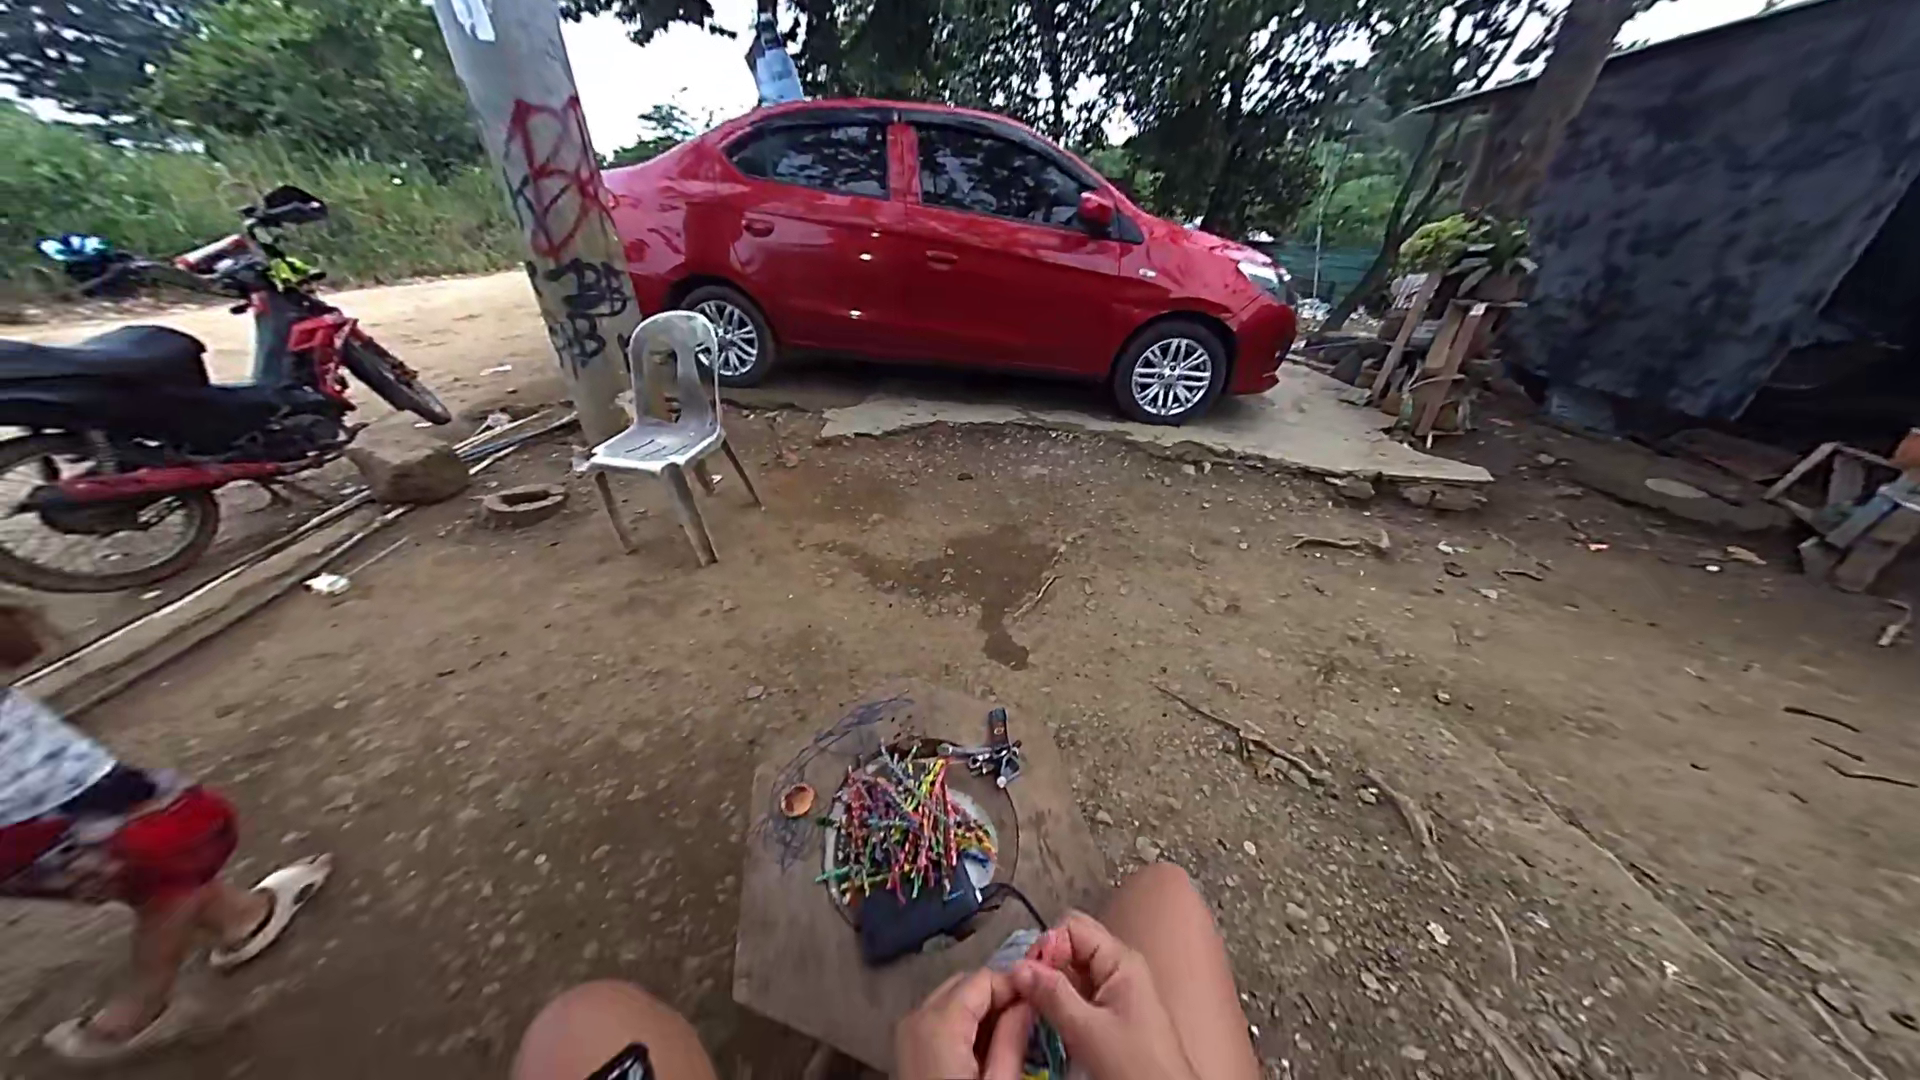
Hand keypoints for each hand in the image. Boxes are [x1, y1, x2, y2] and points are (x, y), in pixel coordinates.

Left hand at [895, 967, 1033, 1079]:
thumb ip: (1012, 1038)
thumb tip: (1027, 1001)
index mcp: (939, 1021)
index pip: (983, 979)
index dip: (1012, 985)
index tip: (1038, 1001)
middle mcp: (917, 1014)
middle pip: (965, 984)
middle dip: (996, 996)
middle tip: (1027, 1020)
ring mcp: (907, 1031)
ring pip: (951, 998)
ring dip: (980, 1009)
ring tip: (1008, 1035)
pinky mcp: (906, 1048)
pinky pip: (938, 1017)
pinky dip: (962, 1023)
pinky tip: (982, 1048)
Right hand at [1010, 913, 1198, 1079]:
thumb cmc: (1135, 1069)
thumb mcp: (1088, 1032)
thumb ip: (1052, 995)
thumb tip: (1018, 966)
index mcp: (1120, 959)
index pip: (1072, 926)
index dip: (1047, 945)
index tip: (1027, 976)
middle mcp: (1118, 965)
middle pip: (1071, 944)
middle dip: (1046, 963)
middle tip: (1027, 992)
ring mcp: (1116, 989)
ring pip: (1072, 970)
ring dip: (1050, 984)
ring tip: (1033, 1007)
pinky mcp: (1112, 1012)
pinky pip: (1078, 992)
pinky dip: (1060, 1001)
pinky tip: (1049, 1019)